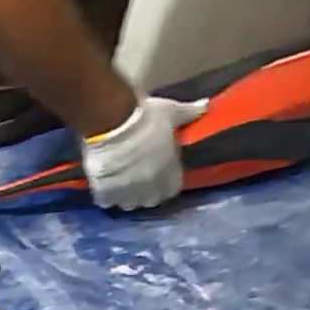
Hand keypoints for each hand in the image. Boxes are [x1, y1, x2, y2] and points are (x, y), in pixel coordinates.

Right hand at [79, 95, 208, 210]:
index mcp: (168, 169)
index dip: (168, 185)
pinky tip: (106, 188)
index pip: (172, 189)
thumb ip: (189, 113)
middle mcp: (148, 185)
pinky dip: (107, 197)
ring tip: (122, 189)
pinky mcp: (104, 191)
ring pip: (128, 205)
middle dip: (148, 195)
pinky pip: (106, 202)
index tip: (164, 178)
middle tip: (142, 184)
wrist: (113, 124)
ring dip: (126, 198)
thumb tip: (206, 105)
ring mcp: (124, 190)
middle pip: (150, 201)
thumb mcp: (172, 112)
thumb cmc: (147, 118)